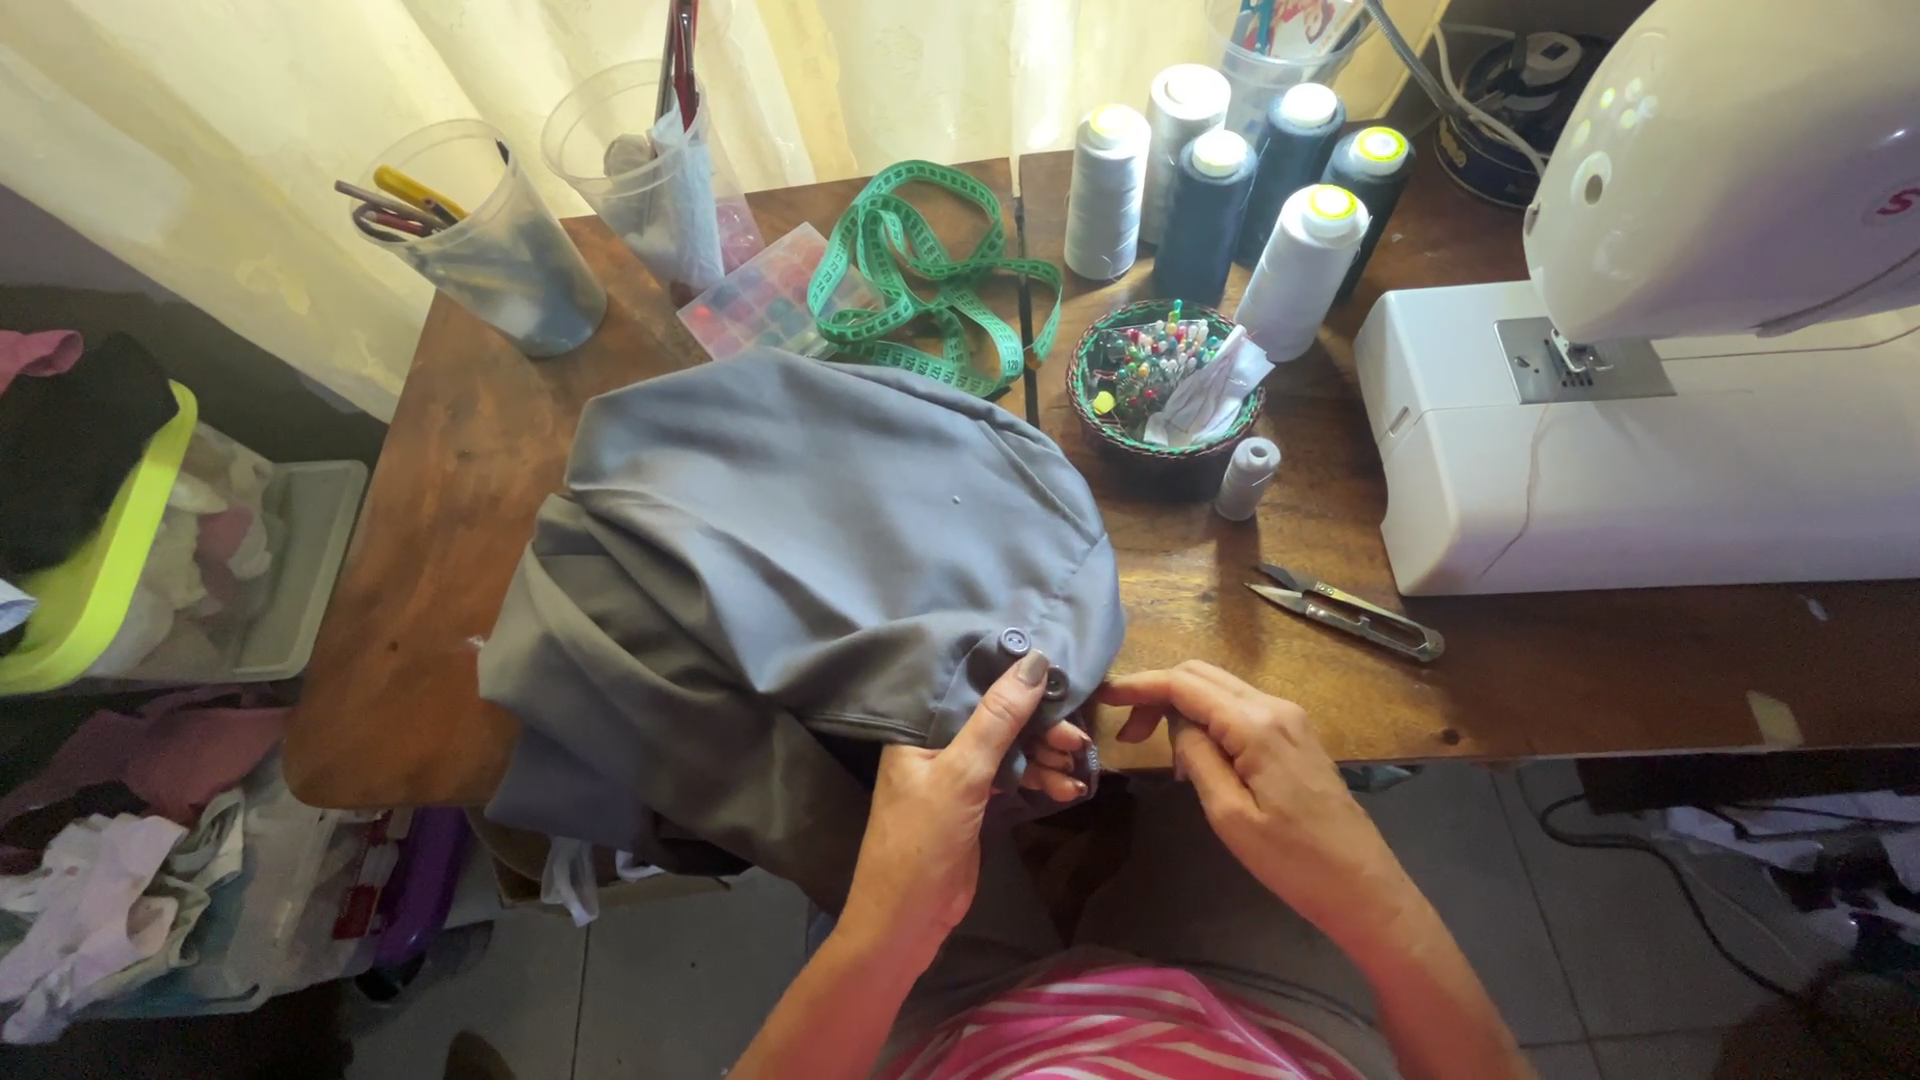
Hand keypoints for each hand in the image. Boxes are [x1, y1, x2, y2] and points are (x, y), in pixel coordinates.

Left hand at [838, 651, 1089, 964]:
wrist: (906, 923)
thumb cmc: (923, 841)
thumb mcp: (962, 774)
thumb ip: (998, 718)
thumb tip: (1035, 662)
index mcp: (919, 727)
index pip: (972, 687)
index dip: (1014, 680)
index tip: (1057, 678)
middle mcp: (936, 742)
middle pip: (997, 719)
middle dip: (1039, 727)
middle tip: (1075, 740)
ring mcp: (957, 773)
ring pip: (1010, 749)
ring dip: (1045, 756)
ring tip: (1077, 766)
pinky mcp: (974, 800)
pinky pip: (1012, 776)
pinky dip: (1039, 780)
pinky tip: (1067, 788)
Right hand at [1097, 661, 1416, 938]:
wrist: (1365, 889)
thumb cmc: (1293, 861)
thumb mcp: (1229, 814)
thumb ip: (1196, 756)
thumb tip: (1177, 724)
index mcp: (1256, 724)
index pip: (1184, 683)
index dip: (1139, 685)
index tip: (1104, 696)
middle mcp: (1274, 706)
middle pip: (1200, 674)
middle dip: (1157, 691)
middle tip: (1129, 732)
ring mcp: (1289, 717)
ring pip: (1218, 687)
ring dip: (1180, 704)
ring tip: (1155, 746)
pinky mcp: (1295, 734)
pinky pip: (1237, 707)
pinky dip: (1206, 716)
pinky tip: (1194, 753)